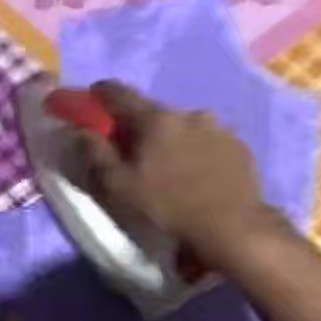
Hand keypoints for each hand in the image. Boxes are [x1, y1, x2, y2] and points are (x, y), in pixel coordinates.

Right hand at [77, 80, 285, 265]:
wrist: (230, 227)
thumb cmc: (166, 206)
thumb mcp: (118, 186)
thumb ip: (97, 153)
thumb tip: (82, 130)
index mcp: (156, 119)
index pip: (120, 93)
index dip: (102, 93)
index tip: (94, 97)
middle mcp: (189, 113)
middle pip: (155, 113)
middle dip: (141, 127)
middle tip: (135, 150)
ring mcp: (219, 127)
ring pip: (184, 127)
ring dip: (173, 139)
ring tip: (171, 167)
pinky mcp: (239, 145)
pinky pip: (209, 141)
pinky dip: (198, 151)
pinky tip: (197, 175)